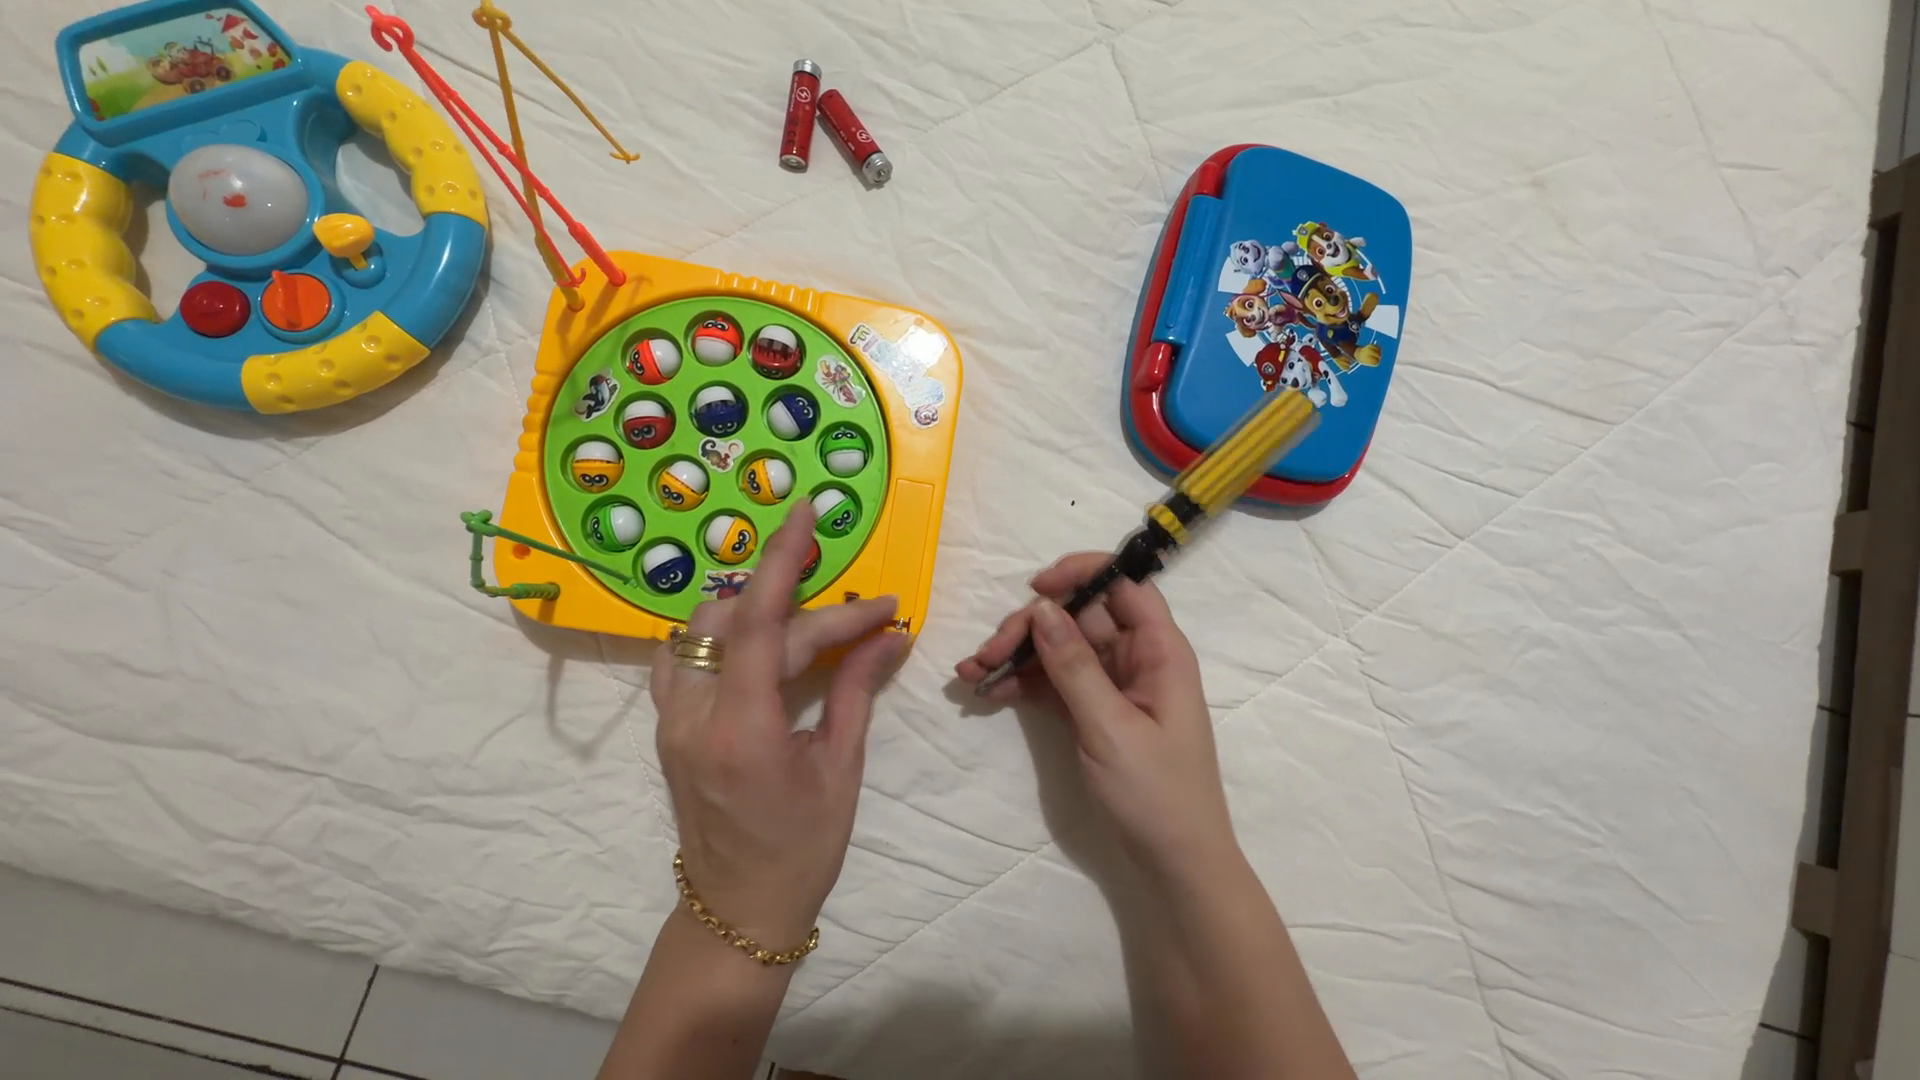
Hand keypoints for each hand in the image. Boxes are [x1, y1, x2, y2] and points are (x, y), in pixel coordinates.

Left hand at [651, 503, 906, 949]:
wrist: (737, 907)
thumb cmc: (802, 847)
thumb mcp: (840, 768)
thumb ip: (857, 691)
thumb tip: (891, 635)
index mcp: (741, 728)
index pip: (762, 621)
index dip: (785, 559)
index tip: (809, 514)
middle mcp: (694, 713)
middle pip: (748, 623)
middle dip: (816, 609)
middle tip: (874, 616)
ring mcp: (671, 718)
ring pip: (702, 628)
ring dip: (757, 605)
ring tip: (813, 609)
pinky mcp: (668, 723)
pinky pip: (684, 654)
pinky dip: (723, 629)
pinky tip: (758, 630)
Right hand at [956, 555, 1237, 880]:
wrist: (1174, 864)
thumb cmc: (1156, 793)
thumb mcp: (1110, 727)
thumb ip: (1074, 667)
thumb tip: (1042, 608)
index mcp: (1159, 652)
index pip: (1125, 586)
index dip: (1082, 574)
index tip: (1035, 589)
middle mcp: (1136, 659)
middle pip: (1079, 618)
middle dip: (1031, 627)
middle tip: (988, 652)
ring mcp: (1112, 686)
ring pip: (1060, 649)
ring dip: (1017, 655)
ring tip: (972, 673)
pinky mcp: (1092, 712)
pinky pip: (1054, 682)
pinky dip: (1023, 683)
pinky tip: (988, 692)